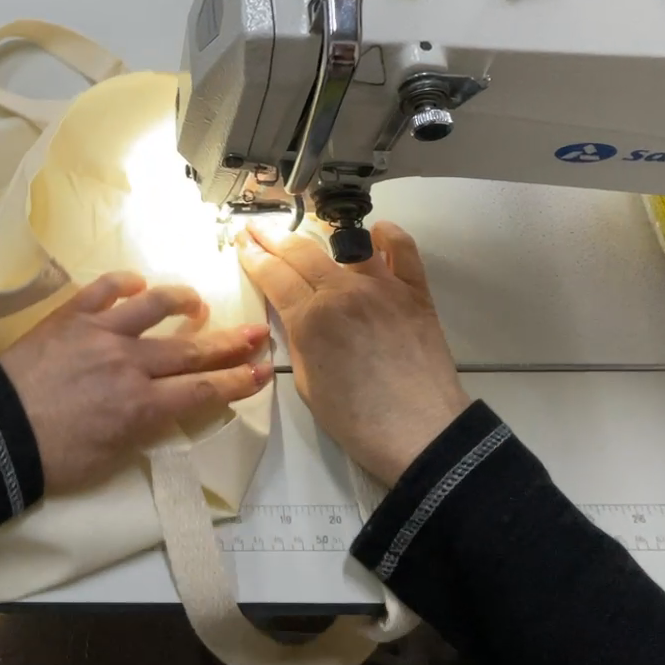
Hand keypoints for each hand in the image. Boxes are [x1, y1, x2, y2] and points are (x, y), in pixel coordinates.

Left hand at [0, 272, 273, 492]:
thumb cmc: (49, 458)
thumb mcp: (107, 461)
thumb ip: (140, 432)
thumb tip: (160, 411)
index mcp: (142, 407)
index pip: (202, 391)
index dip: (237, 382)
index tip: (263, 371)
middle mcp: (130, 364)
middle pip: (189, 350)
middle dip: (229, 343)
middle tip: (257, 332)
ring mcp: (101, 333)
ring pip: (153, 308)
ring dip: (181, 302)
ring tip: (198, 302)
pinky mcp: (72, 315)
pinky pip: (104, 289)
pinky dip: (125, 282)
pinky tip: (138, 282)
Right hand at [238, 219, 468, 483]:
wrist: (424, 437)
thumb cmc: (357, 421)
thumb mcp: (306, 382)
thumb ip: (297, 338)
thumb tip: (292, 313)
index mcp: (310, 319)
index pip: (272, 274)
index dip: (252, 255)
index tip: (241, 242)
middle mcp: (342, 293)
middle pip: (299, 251)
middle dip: (272, 236)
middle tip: (257, 229)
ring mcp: (382, 288)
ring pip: (345, 242)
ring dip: (321, 231)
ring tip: (308, 227)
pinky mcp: (415, 293)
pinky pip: (403, 251)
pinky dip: (390, 236)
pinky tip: (376, 232)